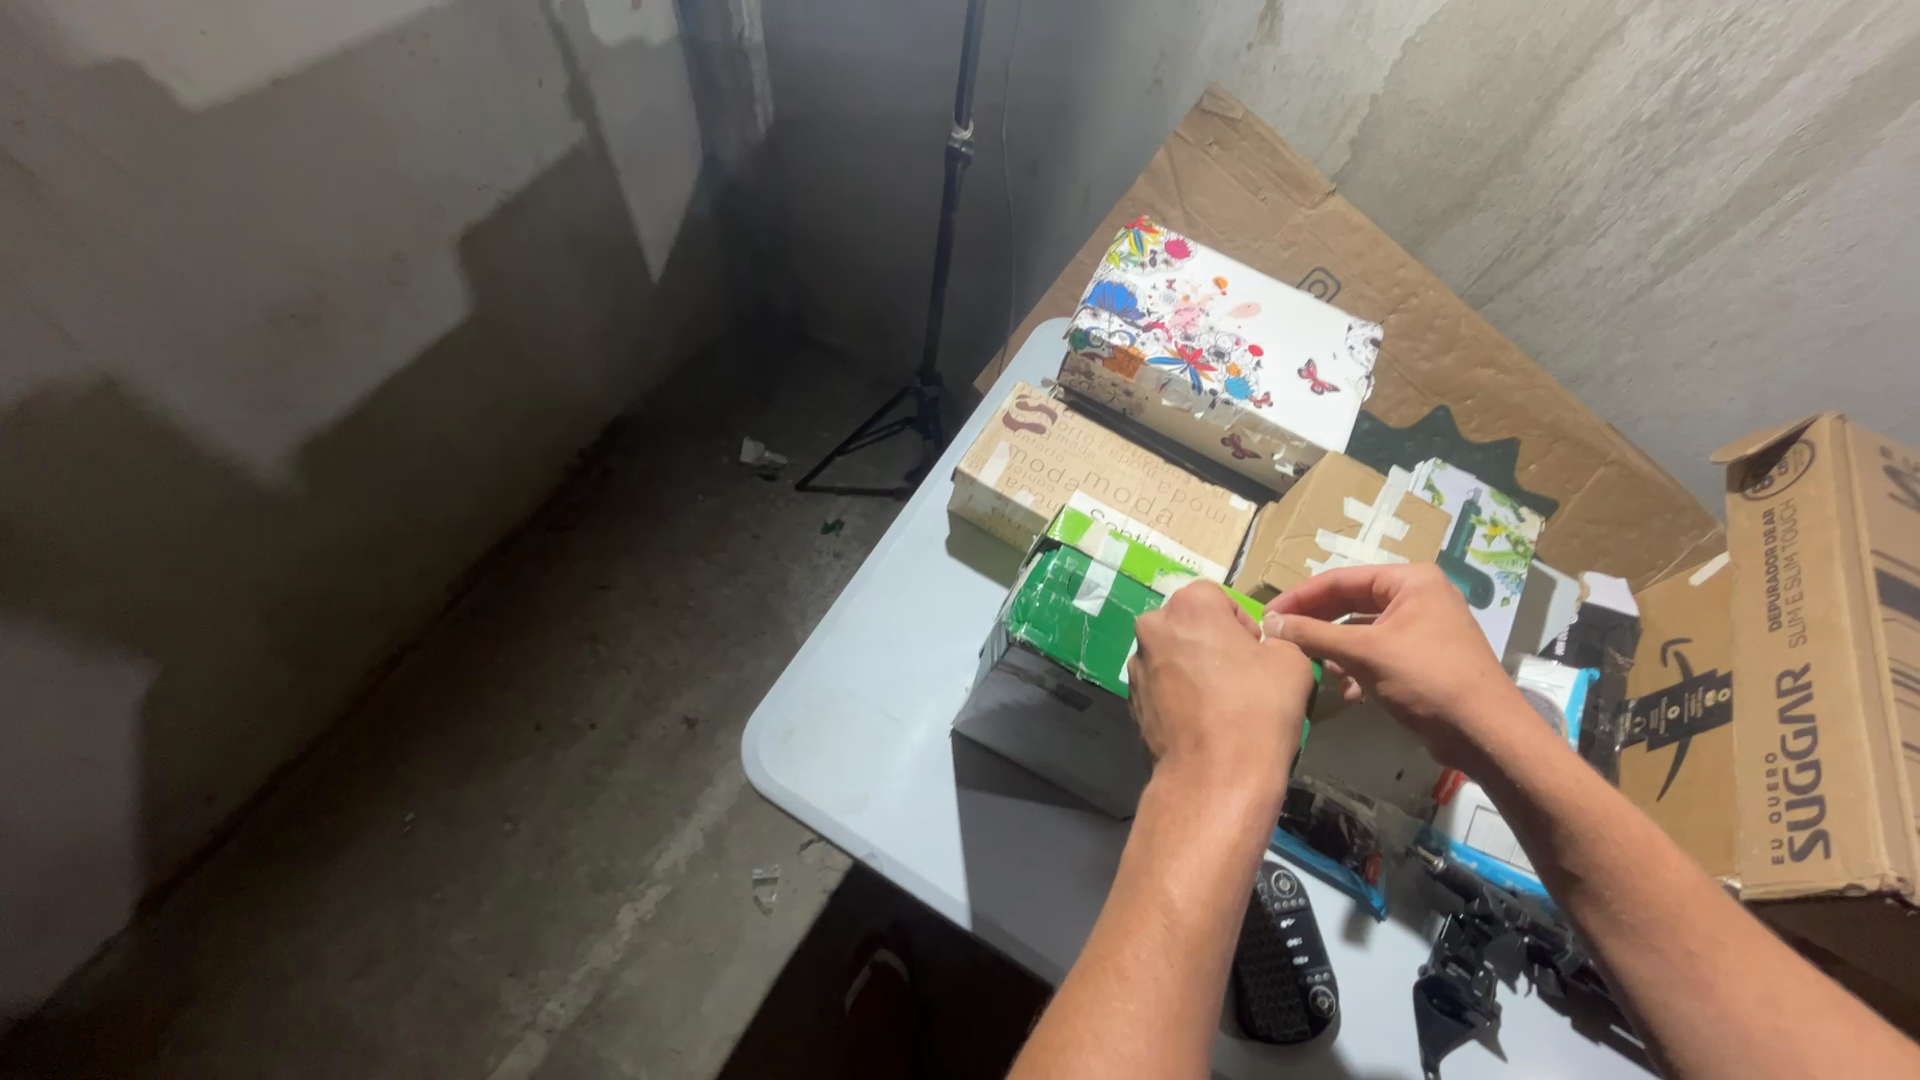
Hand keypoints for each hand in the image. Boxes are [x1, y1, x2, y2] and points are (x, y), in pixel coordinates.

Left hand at [1127, 581, 1316, 805]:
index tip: (1256, 653)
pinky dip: (1178, 694)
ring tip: (1220, 702)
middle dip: (1212, 642)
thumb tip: (1261, 644)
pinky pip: (1161, 685)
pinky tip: (1200, 720)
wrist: (1214, 775)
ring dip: (1192, 667)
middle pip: (1188, 623)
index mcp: (1188, 606)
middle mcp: (1152, 627)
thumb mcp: (1291, 661)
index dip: (1241, 623)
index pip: (1217, 597)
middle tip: (1239, 676)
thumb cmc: (1257, 709)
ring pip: (1171, 654)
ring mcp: (1136, 665)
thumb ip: (1276, 638)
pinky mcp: (1130, 699)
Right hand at [1263, 563, 1534, 771]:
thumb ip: (1312, 634)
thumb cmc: (1426, 680)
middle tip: (1280, 638)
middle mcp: (1418, 597)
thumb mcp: (1363, 653)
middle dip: (1315, 624)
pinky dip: (1355, 667)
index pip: (1339, 580)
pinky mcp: (1423, 657)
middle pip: (1349, 603)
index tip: (1267, 615)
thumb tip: (1270, 623)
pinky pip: (1376, 651)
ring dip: (1333, 648)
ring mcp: (1423, 628)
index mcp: (1410, 581)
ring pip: (1360, 630)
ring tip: (1309, 665)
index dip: (1299, 598)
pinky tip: (1343, 689)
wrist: (1486, 734)